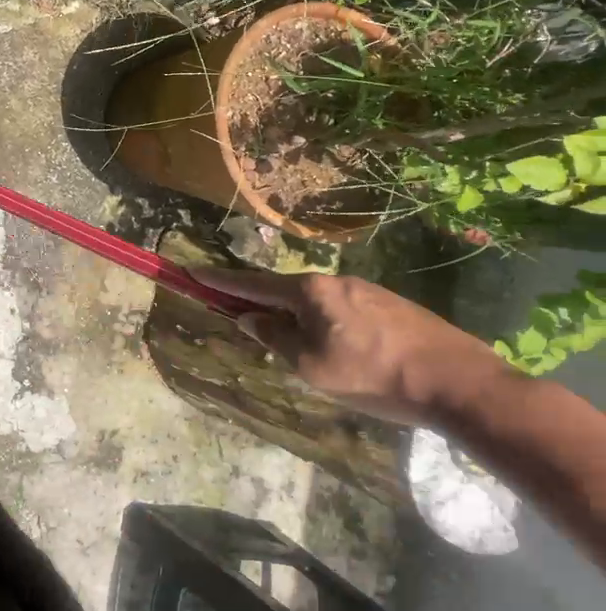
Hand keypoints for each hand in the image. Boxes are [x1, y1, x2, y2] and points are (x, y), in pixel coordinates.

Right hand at [190, 266, 509, 425]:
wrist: (468, 388)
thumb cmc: (377, 377)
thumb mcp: (311, 366)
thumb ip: (274, 338)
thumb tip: (251, 319)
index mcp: (309, 292)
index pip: (251, 283)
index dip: (218, 281)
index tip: (191, 271)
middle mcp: (336, 282)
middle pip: (287, 291)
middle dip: (267, 305)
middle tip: (254, 324)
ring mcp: (373, 292)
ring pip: (321, 303)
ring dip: (304, 319)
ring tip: (310, 350)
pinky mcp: (400, 309)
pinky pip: (349, 311)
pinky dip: (334, 325)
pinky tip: (350, 353)